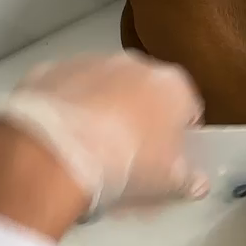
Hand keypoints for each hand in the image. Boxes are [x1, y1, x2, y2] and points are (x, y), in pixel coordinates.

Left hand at [0, 52, 207, 213]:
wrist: (55, 153)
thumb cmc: (128, 164)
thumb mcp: (169, 182)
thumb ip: (189, 178)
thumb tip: (196, 182)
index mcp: (174, 86)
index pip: (189, 108)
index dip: (182, 135)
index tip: (171, 157)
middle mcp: (135, 63)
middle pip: (146, 93)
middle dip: (142, 119)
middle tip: (132, 156)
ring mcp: (89, 62)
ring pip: (105, 88)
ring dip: (104, 111)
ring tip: (92, 151)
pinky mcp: (49, 70)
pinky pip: (66, 91)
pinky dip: (68, 109)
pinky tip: (62, 140)